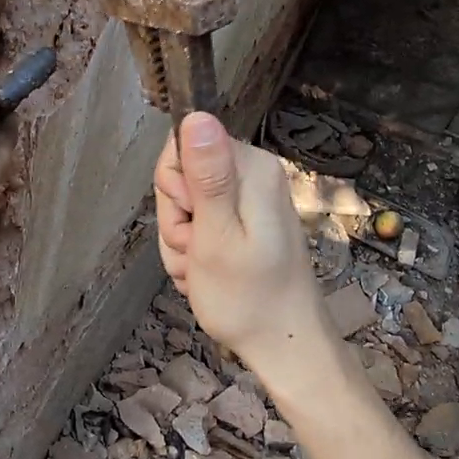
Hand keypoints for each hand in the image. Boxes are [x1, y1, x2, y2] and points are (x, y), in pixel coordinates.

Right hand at [155, 113, 327, 366]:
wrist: (282, 345)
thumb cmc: (248, 297)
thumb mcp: (217, 236)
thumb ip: (206, 175)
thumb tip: (196, 113)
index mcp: (252, 167)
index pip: (182, 145)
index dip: (176, 188)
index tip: (193, 222)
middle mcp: (252, 173)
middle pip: (180, 176)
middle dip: (177, 219)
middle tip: (197, 252)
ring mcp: (247, 199)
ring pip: (183, 205)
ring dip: (182, 241)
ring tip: (203, 268)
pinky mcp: (242, 221)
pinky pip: (197, 225)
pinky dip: (194, 252)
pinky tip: (207, 274)